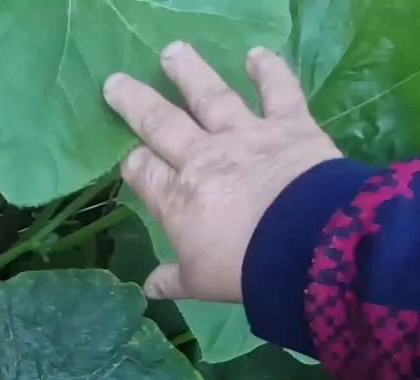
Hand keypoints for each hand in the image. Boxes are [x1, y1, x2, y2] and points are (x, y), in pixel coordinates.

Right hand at [103, 44, 341, 303]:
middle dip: (134, 102)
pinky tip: (256, 54)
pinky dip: (268, 70)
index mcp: (175, 198)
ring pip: (209, 96)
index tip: (129, 162)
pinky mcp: (289, 124)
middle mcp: (202, 158)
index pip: (142, 171)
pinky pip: (278, 91)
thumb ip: (171, 280)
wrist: (304, 242)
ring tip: (172, 52)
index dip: (132, 165)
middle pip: (160, 123)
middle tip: (115, 81)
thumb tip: (149, 288)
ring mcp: (245, 136)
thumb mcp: (197, 283)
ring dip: (188, 72)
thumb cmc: (241, 266)